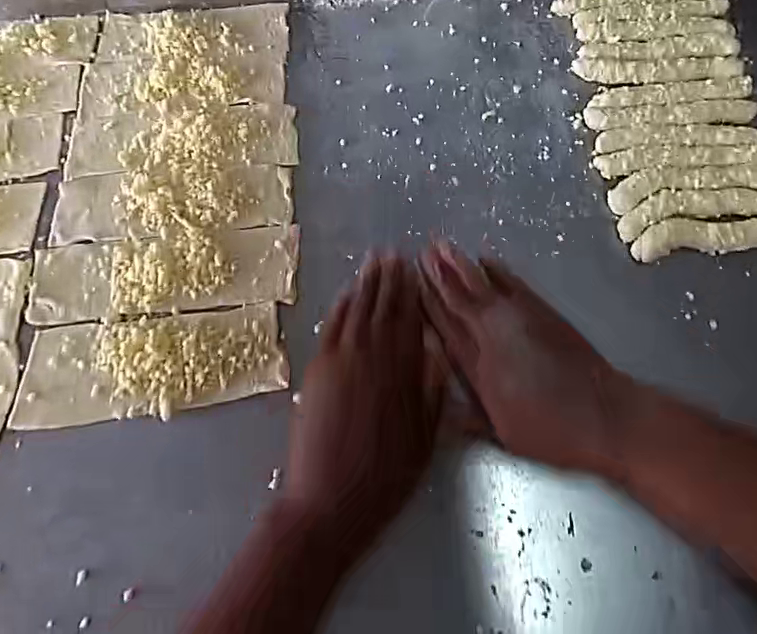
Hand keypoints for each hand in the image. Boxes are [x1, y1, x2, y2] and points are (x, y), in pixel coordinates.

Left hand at [281, 253, 443, 552]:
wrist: (328, 504)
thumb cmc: (383, 478)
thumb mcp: (423, 440)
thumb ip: (431, 391)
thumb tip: (438, 348)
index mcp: (403, 374)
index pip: (412, 321)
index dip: (414, 293)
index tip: (417, 270)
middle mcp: (374, 358)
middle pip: (385, 309)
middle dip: (391, 279)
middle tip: (395, 253)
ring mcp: (343, 361)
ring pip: (359, 310)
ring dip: (367, 283)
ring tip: (374, 259)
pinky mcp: (318, 370)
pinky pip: (332, 327)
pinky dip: (341, 306)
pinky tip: (347, 291)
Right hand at [417, 238, 639, 479]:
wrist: (602, 414)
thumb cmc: (552, 432)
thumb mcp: (504, 434)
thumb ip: (470, 416)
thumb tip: (441, 405)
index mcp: (480, 368)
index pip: (445, 329)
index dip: (427, 306)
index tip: (411, 285)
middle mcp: (494, 336)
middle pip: (459, 300)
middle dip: (438, 276)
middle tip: (420, 253)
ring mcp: (519, 318)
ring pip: (482, 285)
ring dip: (460, 265)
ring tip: (442, 246)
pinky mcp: (542, 311)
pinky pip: (512, 283)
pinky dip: (497, 270)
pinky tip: (485, 258)